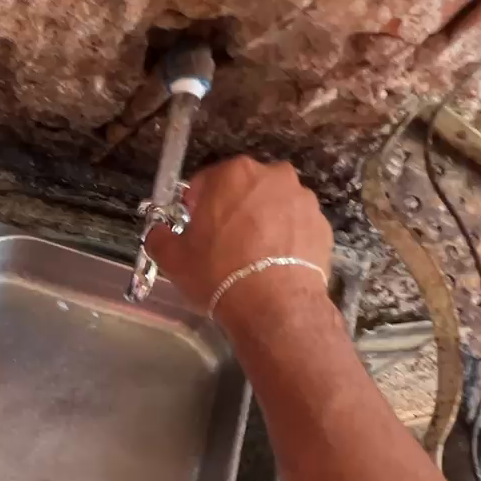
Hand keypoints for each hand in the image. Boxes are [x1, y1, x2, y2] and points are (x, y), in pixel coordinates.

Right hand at [144, 156, 333, 315]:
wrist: (274, 305)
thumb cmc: (218, 273)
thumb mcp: (172, 259)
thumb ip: (159, 238)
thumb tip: (159, 234)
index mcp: (231, 175)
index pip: (203, 182)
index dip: (194, 208)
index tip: (193, 230)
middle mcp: (271, 176)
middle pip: (241, 190)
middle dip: (229, 212)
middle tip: (219, 246)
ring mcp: (301, 198)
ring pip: (270, 206)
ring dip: (258, 224)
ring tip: (248, 259)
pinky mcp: (321, 223)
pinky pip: (293, 227)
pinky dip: (282, 240)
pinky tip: (270, 266)